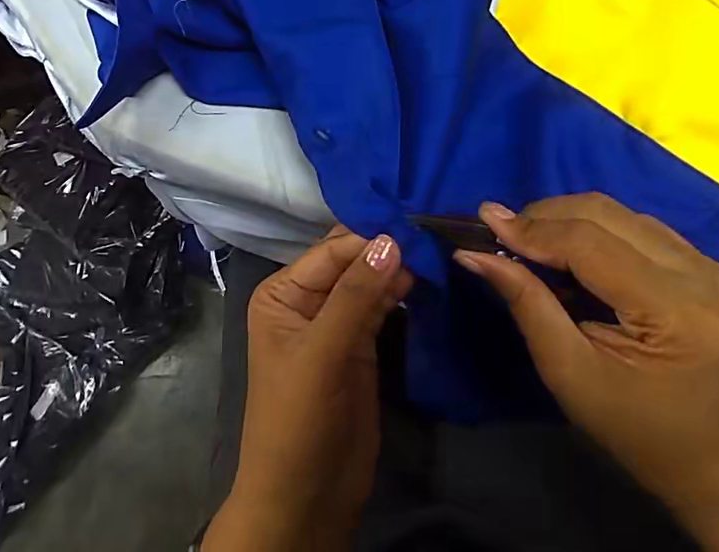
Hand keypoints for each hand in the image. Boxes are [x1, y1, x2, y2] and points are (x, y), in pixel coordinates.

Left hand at [203, 229, 413, 551]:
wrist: (305, 497)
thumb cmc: (298, 418)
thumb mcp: (322, 353)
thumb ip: (355, 296)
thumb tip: (389, 239)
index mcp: (282, 292)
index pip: (330, 252)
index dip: (369, 237)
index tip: (414, 221)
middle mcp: (306, 300)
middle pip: (349, 263)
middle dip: (384, 246)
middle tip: (430, 226)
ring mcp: (335, 324)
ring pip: (368, 283)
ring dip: (396, 268)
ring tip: (436, 247)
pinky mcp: (359, 347)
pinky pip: (381, 308)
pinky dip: (400, 293)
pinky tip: (425, 278)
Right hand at [455, 195, 718, 509]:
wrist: (710, 460)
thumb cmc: (633, 426)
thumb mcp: (567, 371)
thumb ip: (525, 302)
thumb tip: (472, 251)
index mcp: (677, 313)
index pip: (590, 244)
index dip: (532, 229)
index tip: (482, 222)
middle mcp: (705, 279)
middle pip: (605, 215)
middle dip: (544, 217)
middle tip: (501, 233)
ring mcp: (713, 268)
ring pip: (618, 213)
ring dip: (566, 219)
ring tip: (531, 243)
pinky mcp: (711, 266)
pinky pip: (636, 225)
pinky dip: (592, 228)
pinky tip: (571, 252)